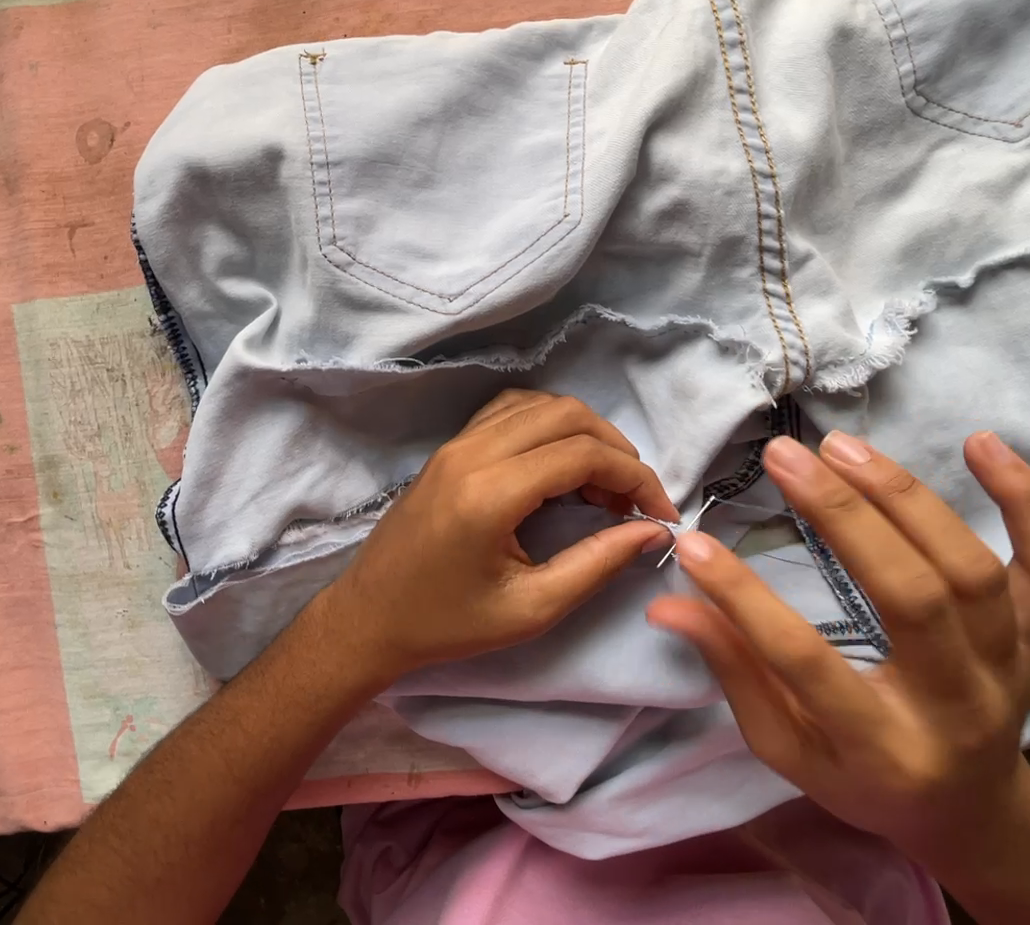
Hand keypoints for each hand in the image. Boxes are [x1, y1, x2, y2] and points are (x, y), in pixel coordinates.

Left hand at [312, 390, 678, 687]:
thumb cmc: (447, 623)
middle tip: (632, 502)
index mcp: (490, 493)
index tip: (659, 516)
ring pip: (538, 405)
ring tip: (600, 487)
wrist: (370, 616)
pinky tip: (558, 465)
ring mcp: (455, 444)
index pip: (583, 454)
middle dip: (615, 451)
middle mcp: (471, 453)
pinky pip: (508, 412)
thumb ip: (595, 565)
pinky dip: (546, 425)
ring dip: (582, 434)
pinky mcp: (448, 448)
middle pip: (566, 415)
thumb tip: (651, 532)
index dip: (636, 478)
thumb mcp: (530, 609)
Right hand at [646, 431, 1029, 868]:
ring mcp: (1007, 664)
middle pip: (913, 598)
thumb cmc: (858, 777)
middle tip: (784, 457)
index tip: (694, 542)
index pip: (804, 661)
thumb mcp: (783, 745)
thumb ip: (732, 671)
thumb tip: (668, 606)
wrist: (969, 808)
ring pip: (973, 571)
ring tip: (840, 447)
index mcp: (882, 746)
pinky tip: (983, 444)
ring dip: (906, 498)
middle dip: (843, 517)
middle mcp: (957, 705)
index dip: (742, 598)